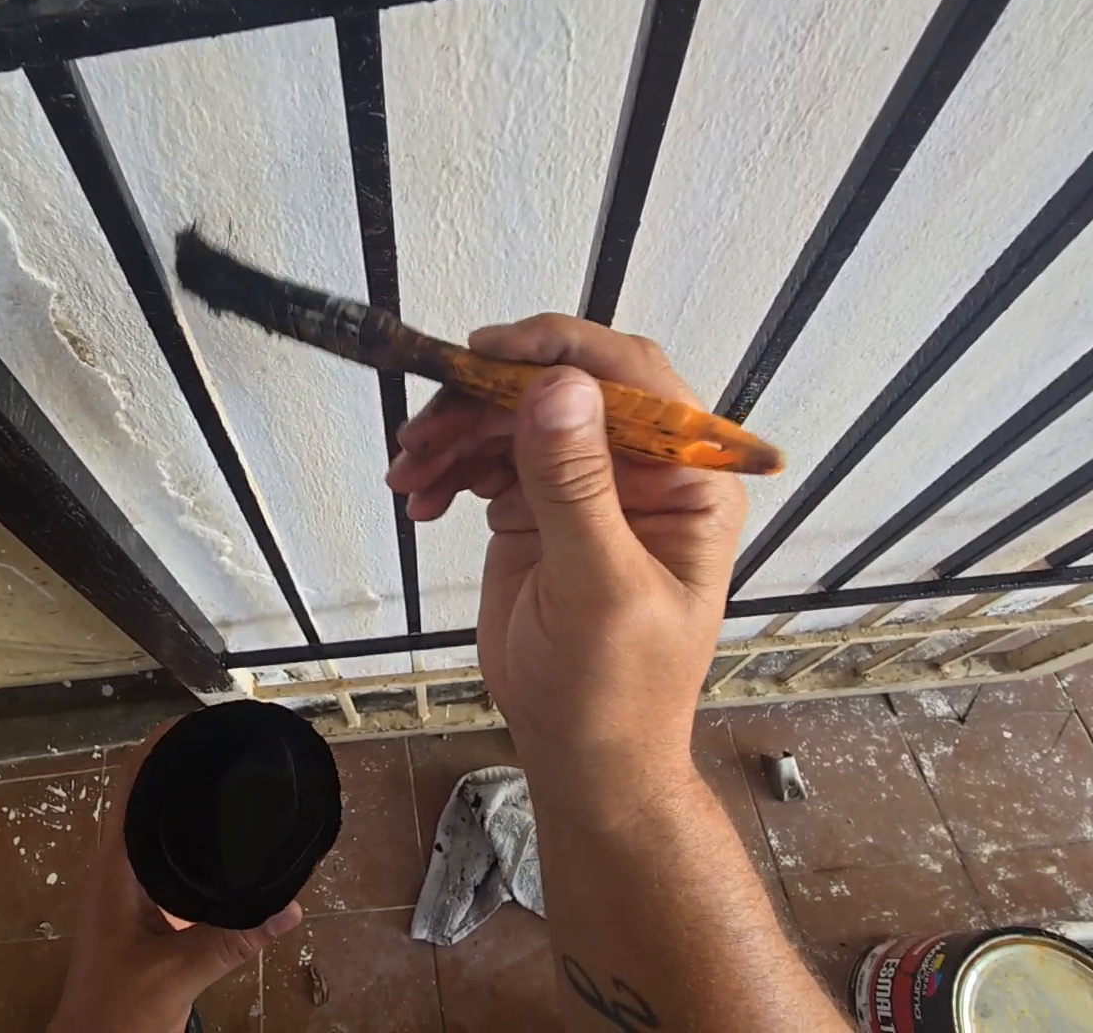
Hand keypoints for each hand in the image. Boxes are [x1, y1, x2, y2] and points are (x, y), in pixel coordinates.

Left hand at [50, 721, 302, 1032]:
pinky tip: (226, 831)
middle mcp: (118, 867)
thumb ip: (230, 940)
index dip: (157, 747)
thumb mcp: (174, 976)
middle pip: (143, 794)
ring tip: (229, 770)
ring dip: (184, 794)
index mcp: (114, 868)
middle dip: (179, 762)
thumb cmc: (115, 1015)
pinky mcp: (144, 908)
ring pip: (155, 822)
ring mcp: (129, 887)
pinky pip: (168, 852)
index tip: (196, 722)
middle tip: (227, 741)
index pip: (130, 786)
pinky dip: (193, 831)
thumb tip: (293, 907)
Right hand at [386, 315, 746, 800]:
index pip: (630, 378)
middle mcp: (636, 468)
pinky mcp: (534, 506)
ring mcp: (581, 485)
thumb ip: (577, 488)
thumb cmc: (614, 685)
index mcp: (684, 477)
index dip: (558, 349)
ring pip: (510, 421)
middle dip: (483, 403)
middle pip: (555, 391)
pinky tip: (421, 500)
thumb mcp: (600, 588)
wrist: (579, 743)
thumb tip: (557, 388)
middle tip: (423, 434)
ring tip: (408, 473)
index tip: (485, 352)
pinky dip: (446, 469)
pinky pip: (485, 460)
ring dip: (452, 436)